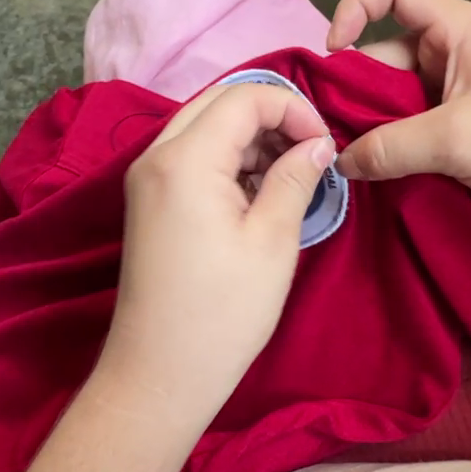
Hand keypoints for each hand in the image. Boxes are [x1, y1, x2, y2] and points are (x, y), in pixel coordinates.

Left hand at [98, 83, 336, 424]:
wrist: (159, 374)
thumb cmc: (222, 312)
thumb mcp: (272, 240)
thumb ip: (295, 178)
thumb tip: (318, 144)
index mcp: (185, 159)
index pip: (244, 97)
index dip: (293, 108)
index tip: (324, 145)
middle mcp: (155, 154)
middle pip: (219, 102)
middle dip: (271, 116)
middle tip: (308, 152)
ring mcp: (146, 177)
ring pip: (204, 125)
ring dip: (249, 137)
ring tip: (288, 175)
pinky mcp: (147, 199)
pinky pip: (191, 154)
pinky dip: (227, 158)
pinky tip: (257, 191)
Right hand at [328, 0, 470, 263]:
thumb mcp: (459, 137)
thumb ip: (390, 147)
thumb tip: (338, 161)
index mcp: (458, 31)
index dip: (357, 6)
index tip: (334, 52)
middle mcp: (451, 58)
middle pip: (383, 56)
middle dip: (355, 91)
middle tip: (326, 133)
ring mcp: (455, 101)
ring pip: (393, 104)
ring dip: (370, 130)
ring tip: (342, 164)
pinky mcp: (459, 141)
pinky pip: (410, 138)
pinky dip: (389, 155)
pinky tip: (367, 180)